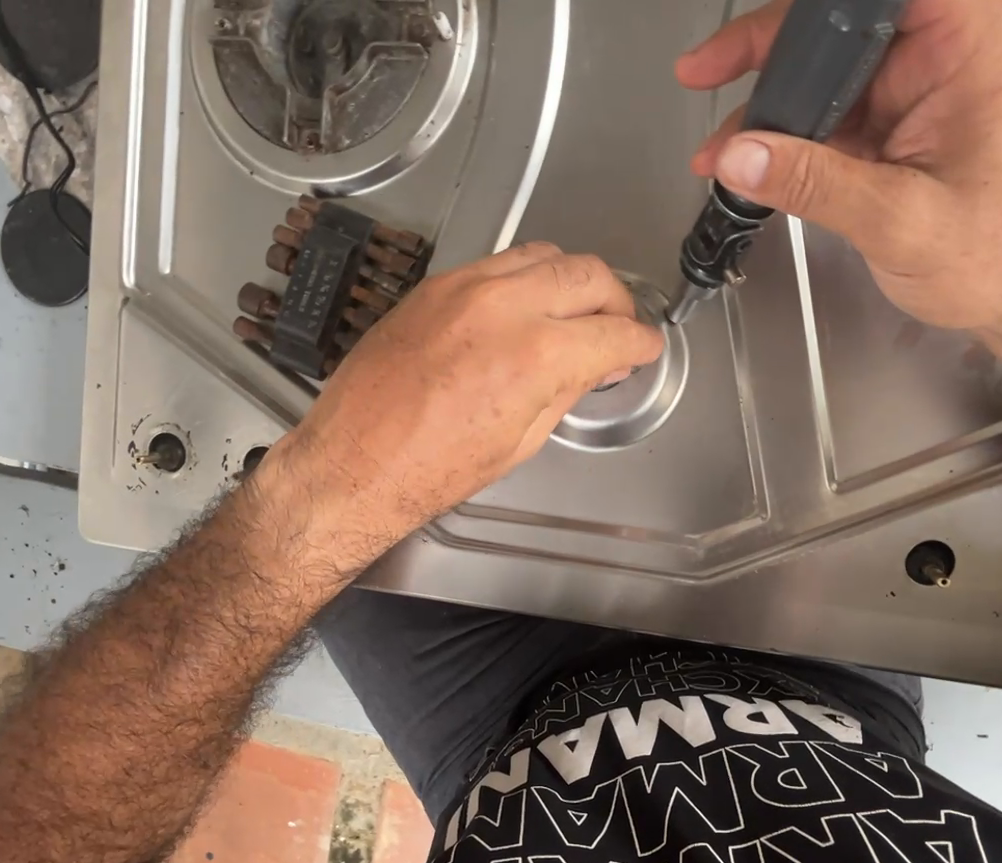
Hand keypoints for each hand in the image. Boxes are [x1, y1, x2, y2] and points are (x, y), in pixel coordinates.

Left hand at [274, 243, 663, 543]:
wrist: (357, 460)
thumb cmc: (432, 469)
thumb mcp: (520, 441)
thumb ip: (566, 389)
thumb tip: (594, 365)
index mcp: (535, 356)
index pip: (614, 332)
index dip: (641, 343)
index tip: (644, 349)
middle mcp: (503, 307)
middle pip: (588, 274)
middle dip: (616, 300)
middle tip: (618, 327)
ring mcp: (465, 287)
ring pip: (545, 254)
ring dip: (573, 280)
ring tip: (575, 313)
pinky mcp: (435, 285)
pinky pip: (500, 263)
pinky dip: (527, 278)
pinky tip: (526, 308)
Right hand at [677, 0, 1001, 340]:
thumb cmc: (1000, 253)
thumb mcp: (898, 218)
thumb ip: (815, 184)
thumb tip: (740, 156)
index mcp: (962, 42)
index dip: (806, 7)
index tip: (750, 35)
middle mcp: (936, 55)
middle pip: (837, 27)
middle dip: (769, 54)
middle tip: (705, 74)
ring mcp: (911, 96)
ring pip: (825, 79)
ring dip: (769, 111)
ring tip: (718, 151)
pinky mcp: (892, 134)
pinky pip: (828, 123)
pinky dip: (787, 144)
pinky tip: (750, 166)